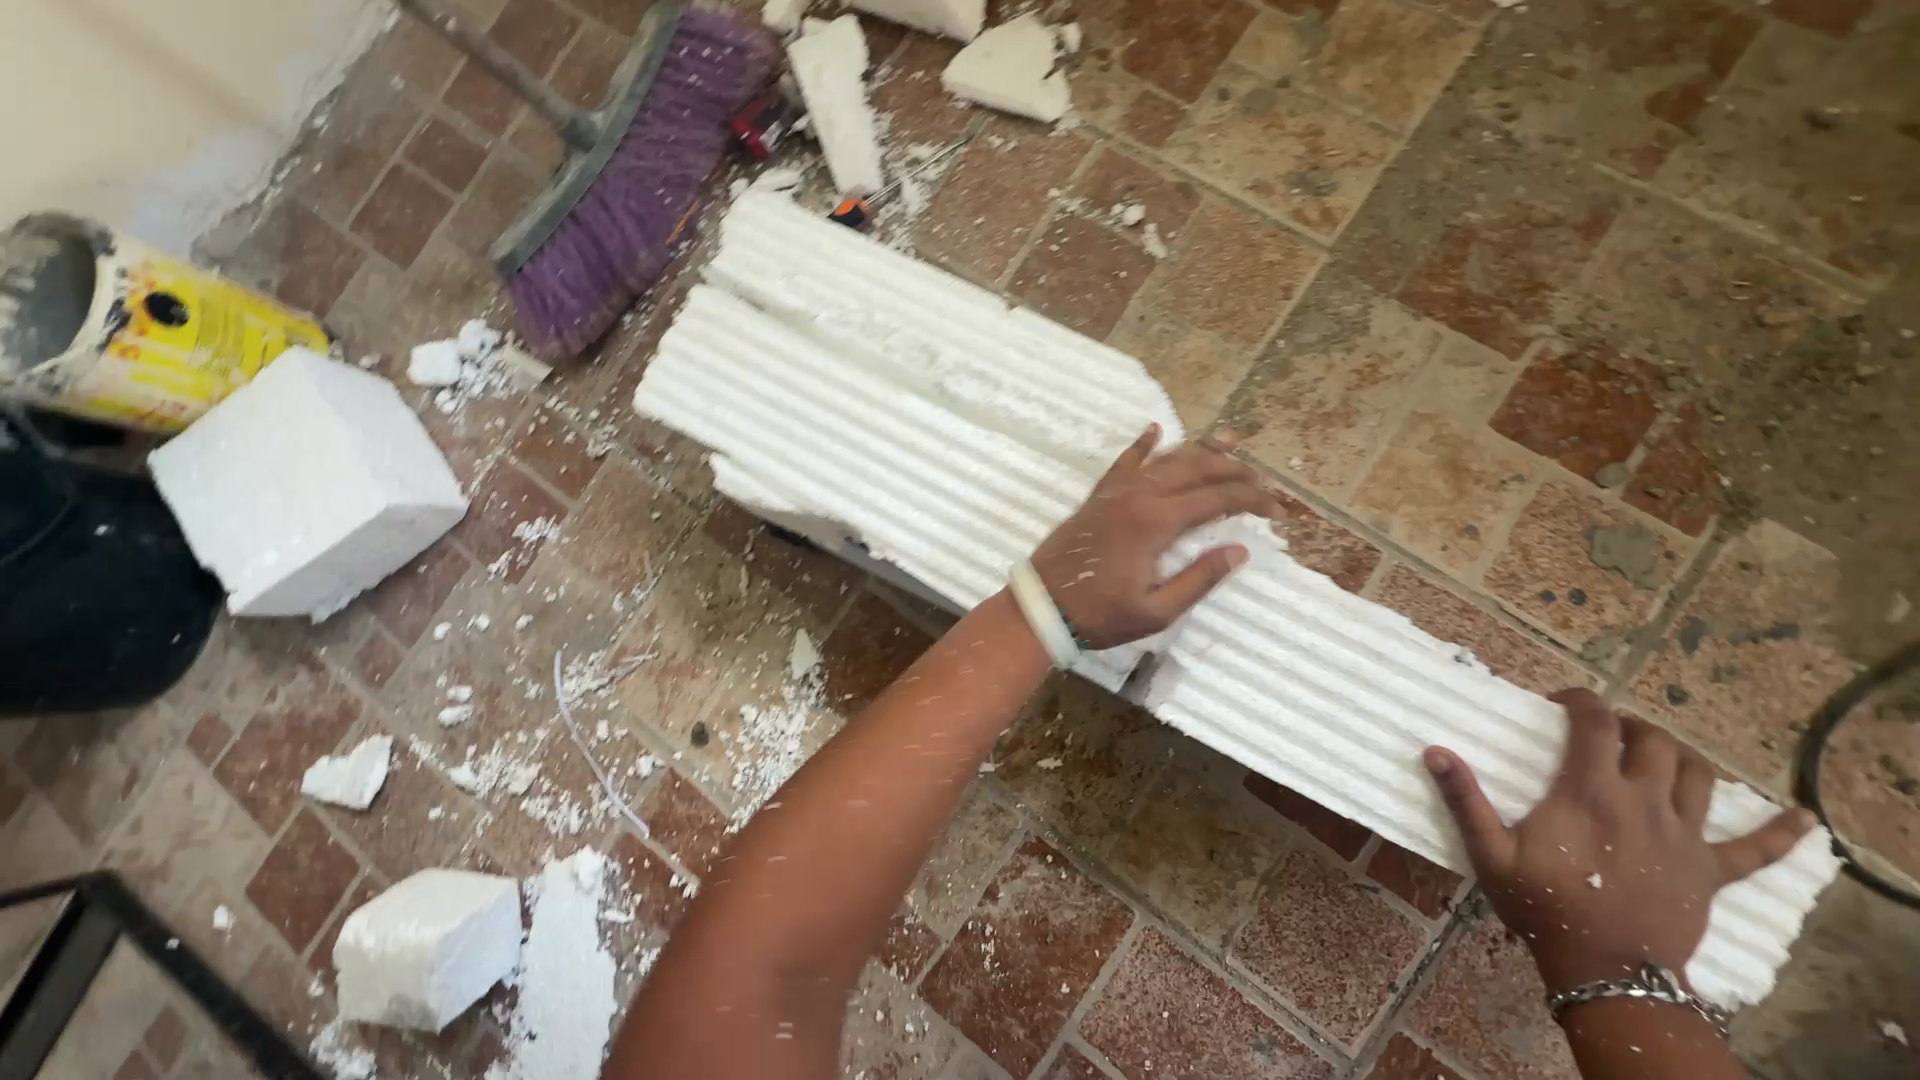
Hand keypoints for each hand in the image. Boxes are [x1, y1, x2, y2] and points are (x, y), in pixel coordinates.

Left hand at [1028, 425, 1280, 649]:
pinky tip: (1155, 430)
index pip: (1217, 499)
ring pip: (1164, 459)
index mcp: (1156, 524)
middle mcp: (1138, 497)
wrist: (1042, 606)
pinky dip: (1142, 445)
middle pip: (1195, 469)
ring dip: (1199, 449)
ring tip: (1229, 440)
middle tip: (1261, 477)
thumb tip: (1238, 551)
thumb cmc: (1100, 615)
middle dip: (1233, 469)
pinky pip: (1123, 462)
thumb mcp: (1156, 612)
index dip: (1252, 500)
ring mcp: (1115, 493)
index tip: (1277, 509)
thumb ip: (1198, 579)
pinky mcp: (1097, 497)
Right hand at [1424, 689, 1816, 993]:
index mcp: (1590, 793)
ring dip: (1680, 753)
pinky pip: (1757, 848)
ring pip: (1699, 775)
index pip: (1596, 724)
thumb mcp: (1490, 853)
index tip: (1560, 702)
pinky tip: (1810, 820)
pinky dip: (1783, 832)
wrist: (1606, 970)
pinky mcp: (1710, 869)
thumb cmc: (1544, 906)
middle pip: (1653, 741)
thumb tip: (1433, 751)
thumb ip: (1464, 800)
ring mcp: (1684, 835)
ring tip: (1656, 752)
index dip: (1581, 700)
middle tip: (1602, 730)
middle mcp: (1643, 802)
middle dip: (1629, 724)